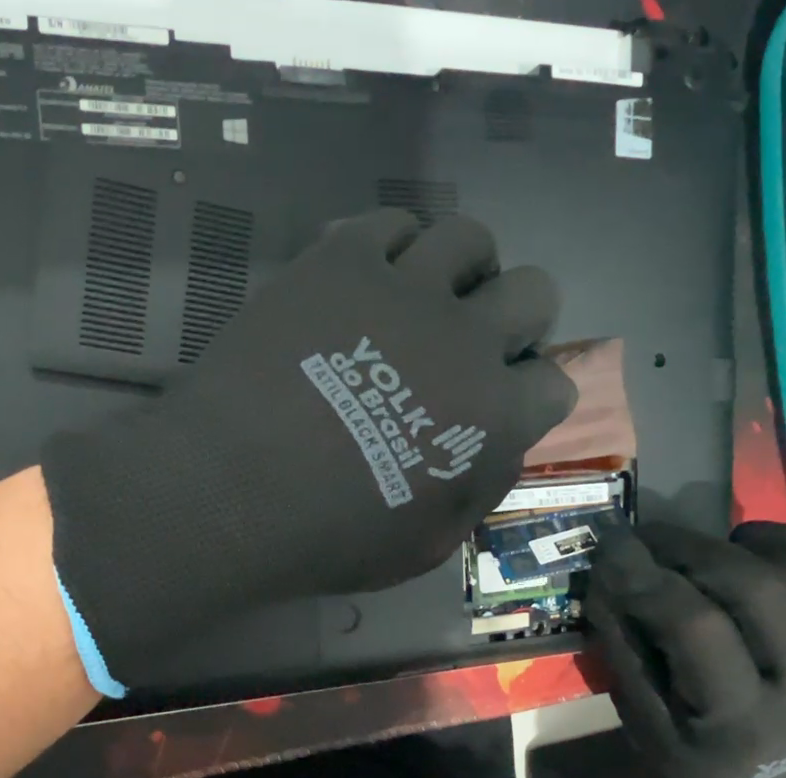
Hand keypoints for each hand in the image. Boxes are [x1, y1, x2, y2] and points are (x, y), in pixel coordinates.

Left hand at [43, 209, 575, 692]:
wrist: (230, 489)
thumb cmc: (327, 537)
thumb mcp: (424, 546)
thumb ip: (476, 490)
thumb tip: (496, 448)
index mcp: (496, 415)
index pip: (555, 382)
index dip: (534, 391)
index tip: (507, 399)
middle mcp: (466, 339)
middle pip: (535, 289)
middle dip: (520, 314)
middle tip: (481, 335)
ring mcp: (403, 289)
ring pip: (469, 237)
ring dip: (465, 266)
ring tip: (432, 292)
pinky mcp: (340, 261)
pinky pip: (389, 224)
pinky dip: (393, 245)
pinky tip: (372, 275)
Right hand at [585, 521, 785, 777]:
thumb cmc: (695, 751)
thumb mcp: (644, 722)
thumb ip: (624, 650)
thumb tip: (603, 574)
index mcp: (738, 719)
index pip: (695, 628)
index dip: (646, 577)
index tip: (608, 544)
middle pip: (760, 591)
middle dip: (692, 549)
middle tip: (648, 536)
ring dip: (759, 545)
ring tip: (717, 545)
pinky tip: (768, 551)